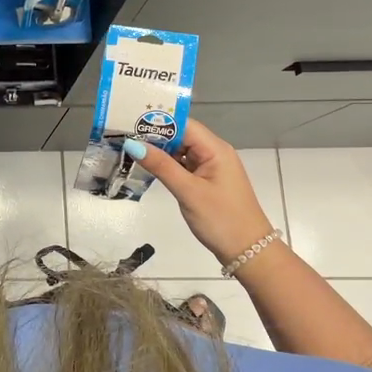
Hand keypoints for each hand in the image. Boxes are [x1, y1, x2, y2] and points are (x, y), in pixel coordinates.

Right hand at [130, 122, 274, 263]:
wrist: (249, 252)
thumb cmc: (222, 219)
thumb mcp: (189, 192)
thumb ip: (161, 166)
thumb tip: (133, 144)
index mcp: (215, 149)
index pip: (184, 124)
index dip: (158, 121)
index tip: (129, 119)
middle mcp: (214, 153)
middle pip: (181, 135)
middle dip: (154, 135)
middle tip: (122, 134)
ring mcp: (211, 168)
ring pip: (181, 150)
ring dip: (159, 150)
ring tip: (128, 147)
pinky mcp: (206, 182)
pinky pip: (183, 165)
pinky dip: (167, 165)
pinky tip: (147, 166)